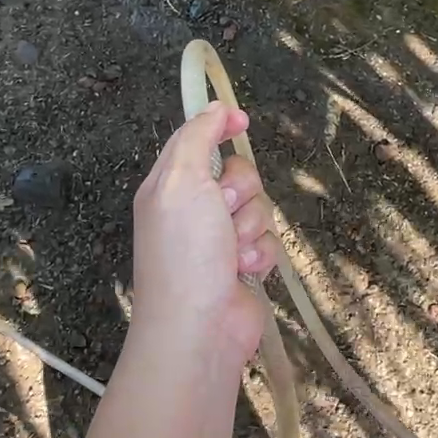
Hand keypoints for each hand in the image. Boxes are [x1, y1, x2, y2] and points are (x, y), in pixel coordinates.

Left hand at [130, 101, 280, 371]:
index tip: (242, 123)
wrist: (199, 330)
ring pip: (257, 205)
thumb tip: (215, 107)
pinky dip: (260, 253)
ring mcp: (219, 238)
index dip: (220, 126)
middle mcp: (193, 209)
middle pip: (237, 171)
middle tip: (223, 209)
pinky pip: (267, 238)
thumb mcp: (181, 181)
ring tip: (233, 252)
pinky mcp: (243, 263)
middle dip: (240, 189)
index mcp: (169, 185)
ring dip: (251, 226)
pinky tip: (245, 271)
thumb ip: (197, 137)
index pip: (196, 139)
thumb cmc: (185, 253)